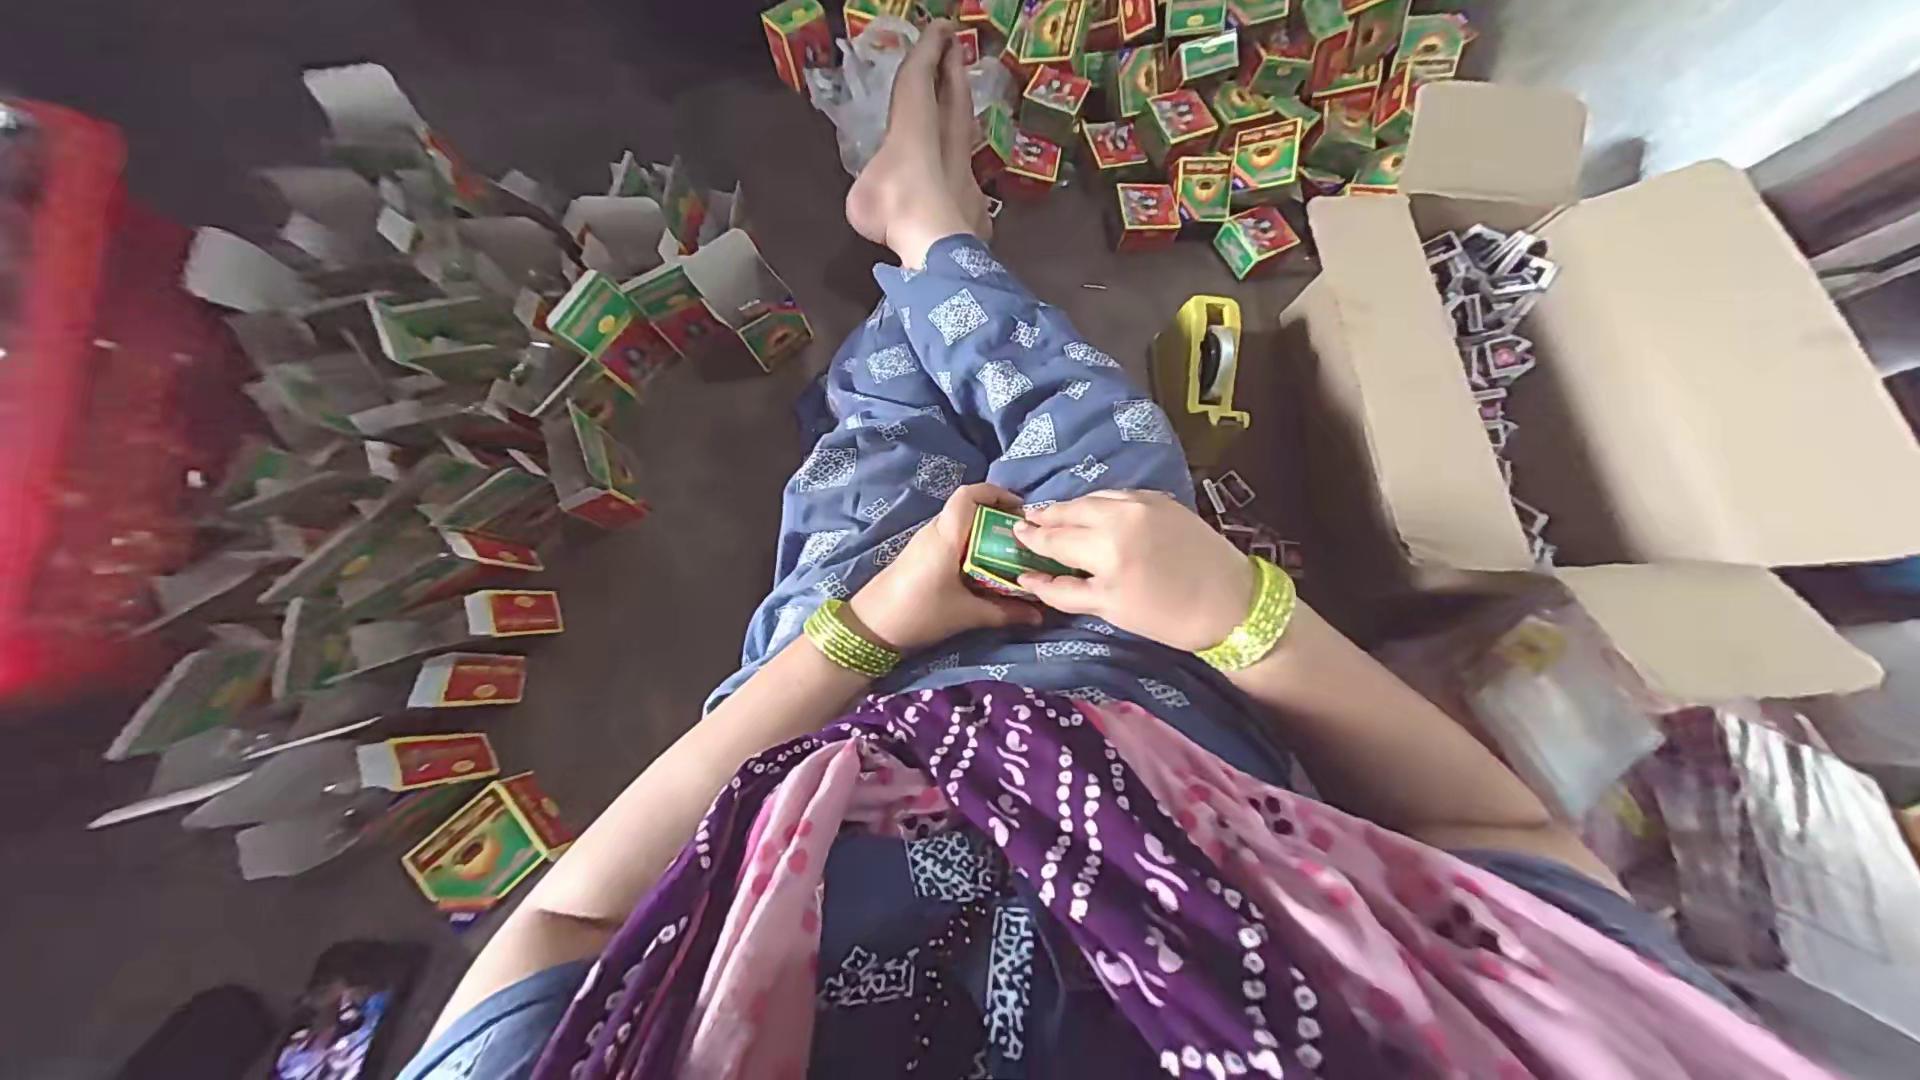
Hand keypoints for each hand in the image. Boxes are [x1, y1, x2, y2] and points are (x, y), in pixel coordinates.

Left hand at [847, 483, 1042, 652]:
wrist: (871, 627)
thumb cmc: (920, 613)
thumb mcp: (967, 614)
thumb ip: (1005, 612)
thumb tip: (1040, 615)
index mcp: (946, 536)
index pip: (968, 495)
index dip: (995, 493)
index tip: (1019, 509)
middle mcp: (934, 531)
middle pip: (967, 508)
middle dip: (996, 515)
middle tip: (1020, 537)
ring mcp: (923, 542)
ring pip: (958, 524)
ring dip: (982, 531)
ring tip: (1006, 553)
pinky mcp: (918, 555)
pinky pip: (949, 538)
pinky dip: (969, 544)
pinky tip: (982, 567)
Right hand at [1013, 490, 1253, 651]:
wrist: (1233, 603)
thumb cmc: (1168, 616)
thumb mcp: (1111, 609)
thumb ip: (1064, 591)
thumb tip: (1026, 579)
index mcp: (1106, 547)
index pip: (1055, 538)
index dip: (1031, 537)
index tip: (1013, 533)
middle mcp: (1120, 514)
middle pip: (1069, 511)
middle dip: (1046, 516)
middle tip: (1027, 521)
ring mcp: (1142, 502)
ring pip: (1091, 498)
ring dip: (1069, 507)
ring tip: (1054, 516)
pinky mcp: (1160, 499)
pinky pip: (1115, 495)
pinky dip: (1096, 503)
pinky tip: (1091, 512)